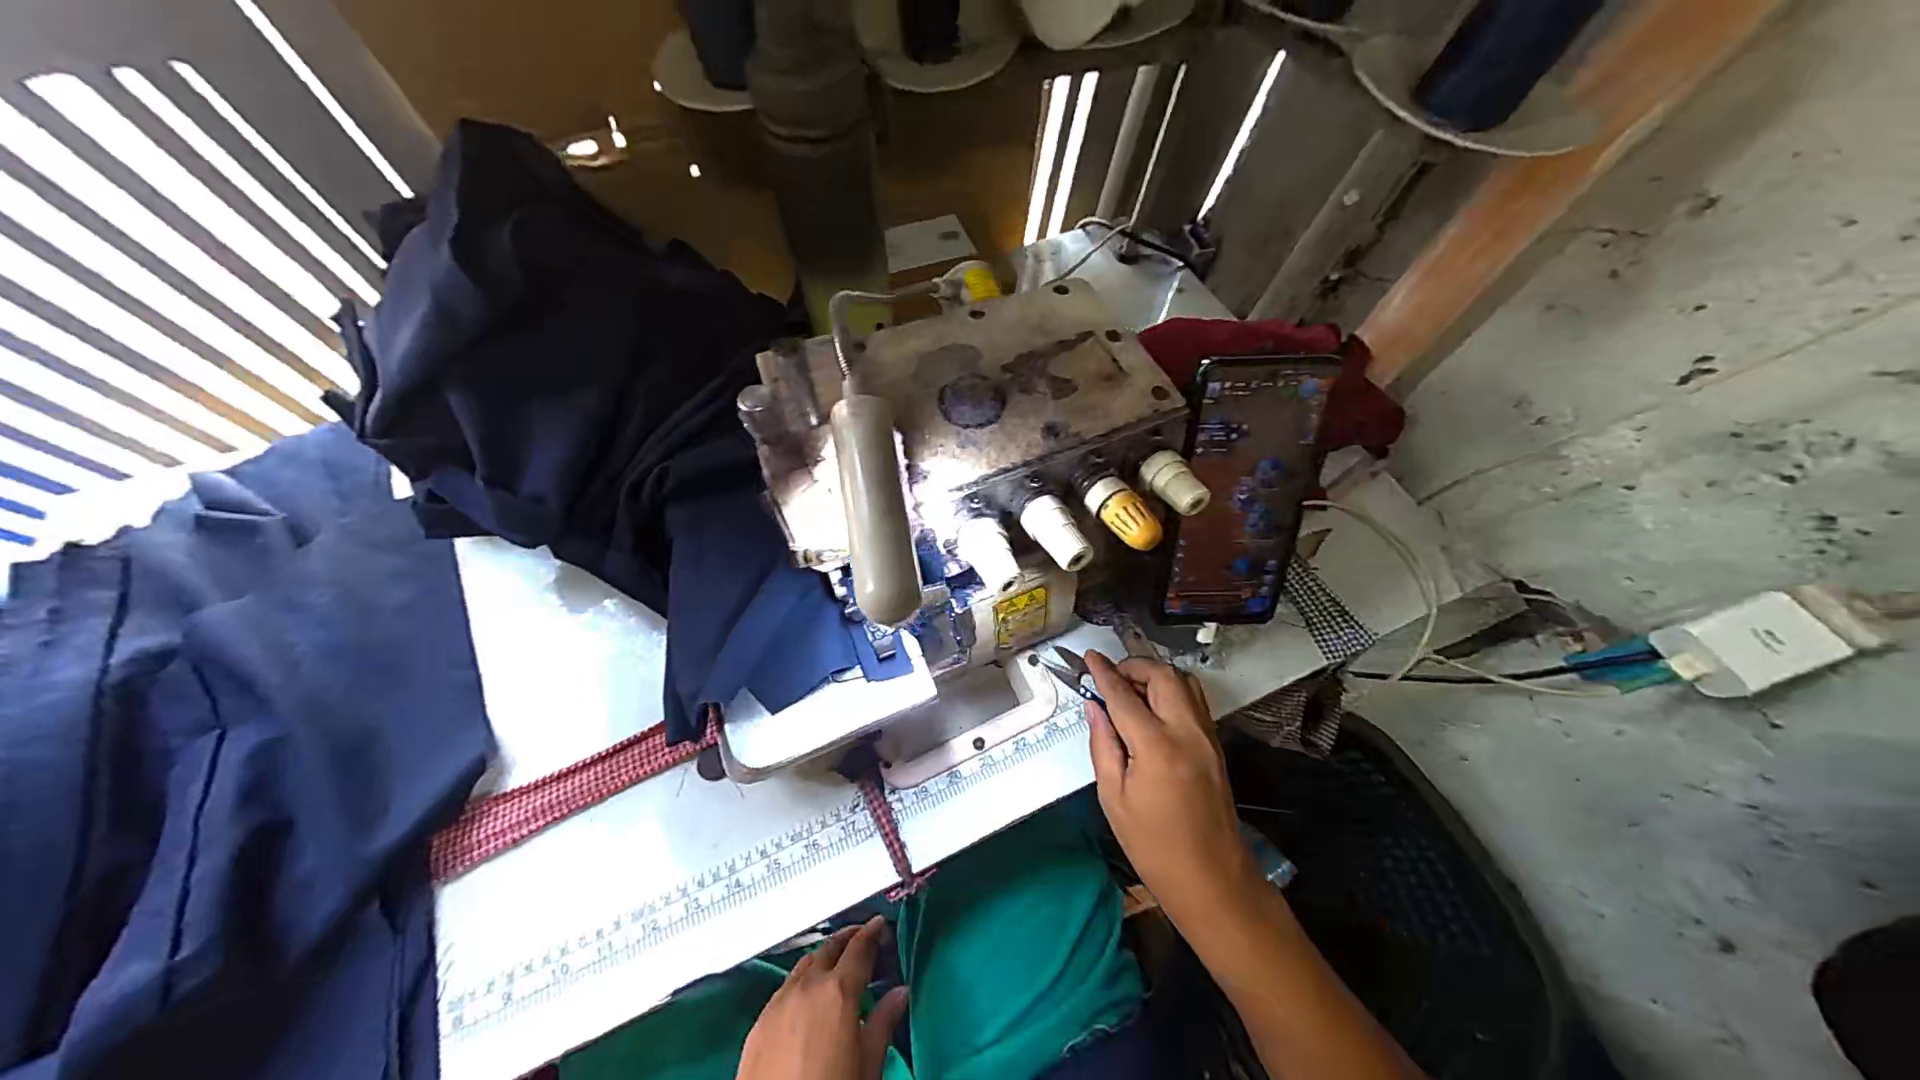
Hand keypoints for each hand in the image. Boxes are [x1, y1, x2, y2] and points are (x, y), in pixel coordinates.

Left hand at [736, 916, 908, 1079]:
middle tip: (862, 936)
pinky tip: (808, 995)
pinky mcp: (759, 1022)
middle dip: (847, 938)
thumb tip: (900, 992)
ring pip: (804, 964)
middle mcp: (807, 987)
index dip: (871, 933)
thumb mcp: (867, 1065)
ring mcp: (779, 1002)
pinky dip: (802, 979)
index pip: (859, 949)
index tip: (880, 924)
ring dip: (823, 956)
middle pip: (829, 948)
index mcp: (838, 992)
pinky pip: (785, 986)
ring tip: (836, 962)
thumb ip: (884, 1022)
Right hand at [1084, 652, 1257, 921]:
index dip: (1103, 673)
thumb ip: (1102, 744)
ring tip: (1131, 690)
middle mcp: (1187, 732)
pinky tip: (1152, 709)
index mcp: (1156, 746)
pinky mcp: (1216, 745)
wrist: (1211, 877)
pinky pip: (1194, 701)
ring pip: (1184, 683)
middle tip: (1111, 676)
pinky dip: (1172, 692)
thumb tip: (1094, 708)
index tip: (1090, 658)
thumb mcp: (1113, 797)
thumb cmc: (1153, 845)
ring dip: (1156, 676)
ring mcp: (1207, 737)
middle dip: (1134, 666)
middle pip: (1163, 676)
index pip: (1124, 695)